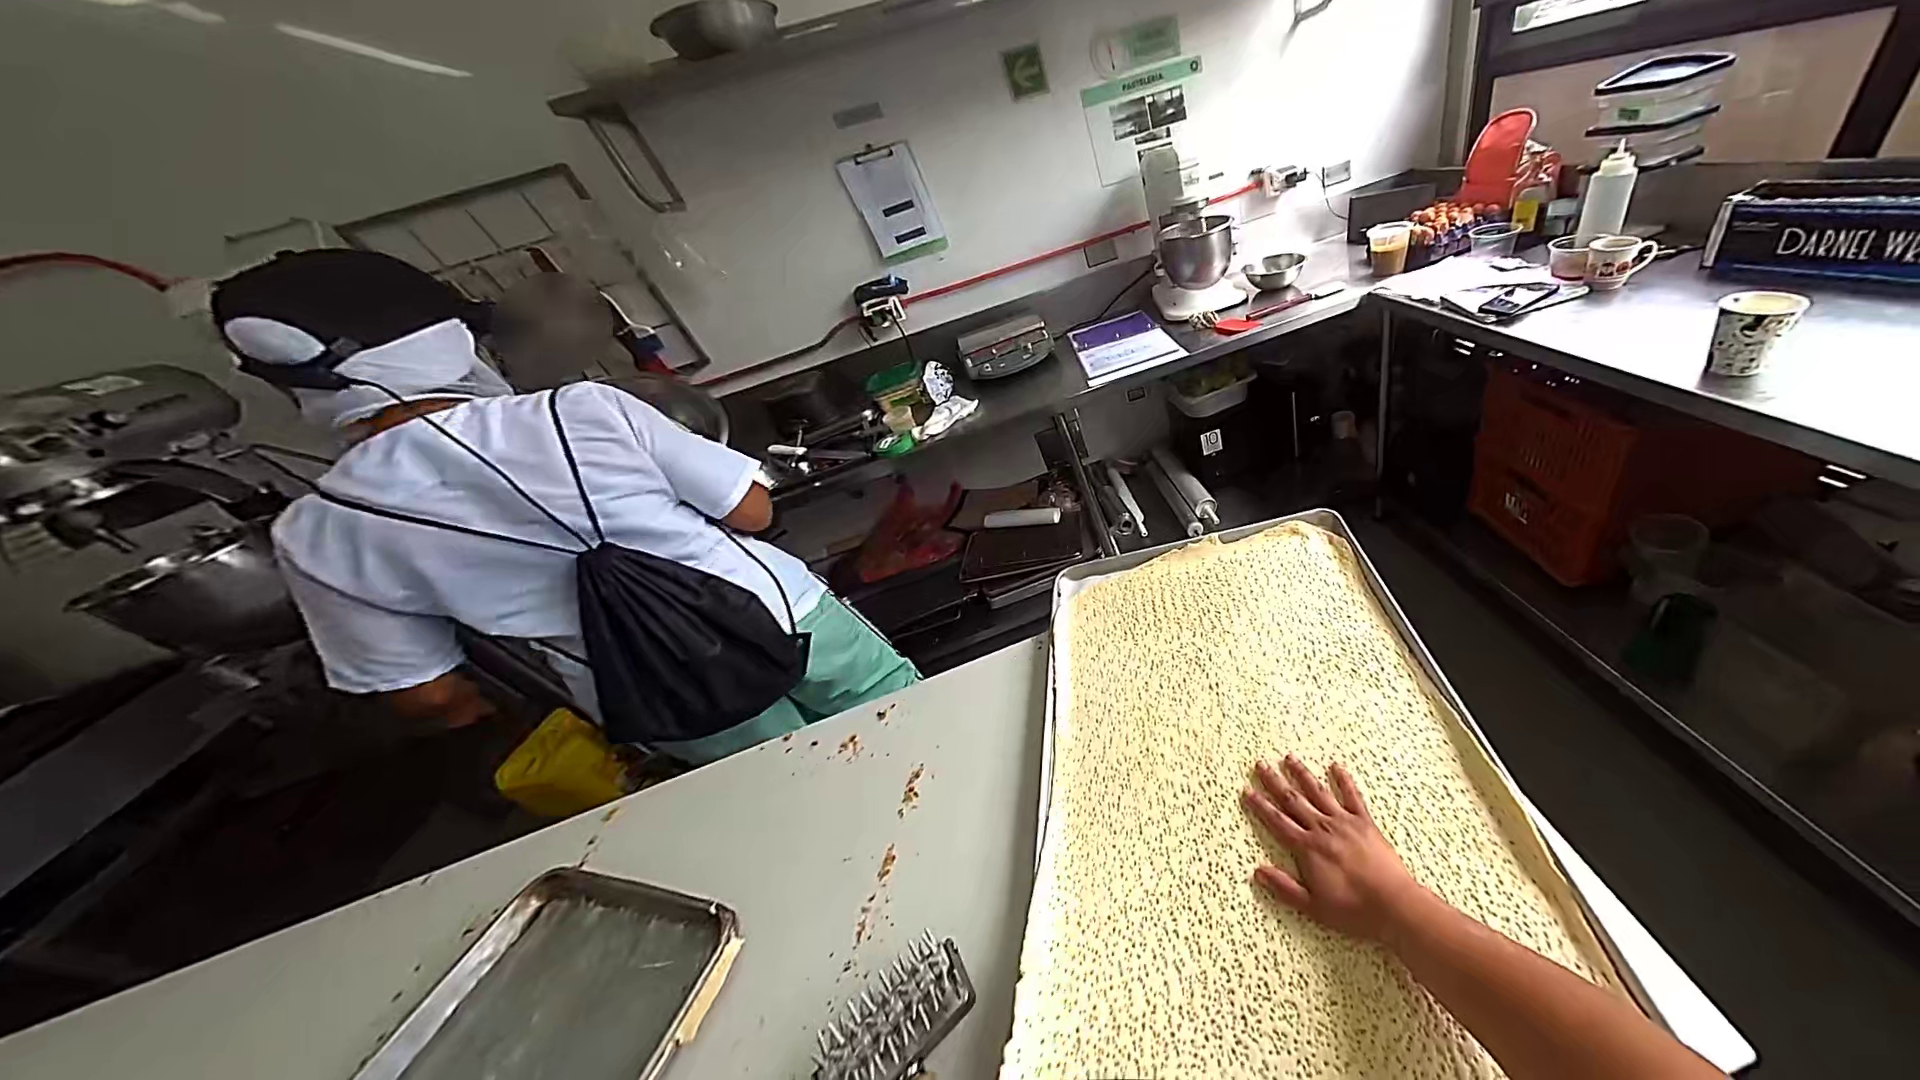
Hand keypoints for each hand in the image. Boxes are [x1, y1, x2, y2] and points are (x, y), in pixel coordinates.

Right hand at [1241, 756, 1426, 942]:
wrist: (1398, 907)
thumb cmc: (1355, 910)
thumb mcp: (1314, 906)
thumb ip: (1285, 888)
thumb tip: (1258, 872)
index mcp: (1307, 847)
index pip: (1277, 821)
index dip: (1260, 805)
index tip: (1247, 790)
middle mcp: (1322, 829)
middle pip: (1293, 800)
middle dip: (1274, 781)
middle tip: (1261, 764)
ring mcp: (1345, 823)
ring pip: (1318, 792)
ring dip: (1302, 774)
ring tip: (1289, 758)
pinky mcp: (1366, 824)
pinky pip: (1353, 797)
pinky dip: (1344, 781)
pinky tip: (1336, 767)